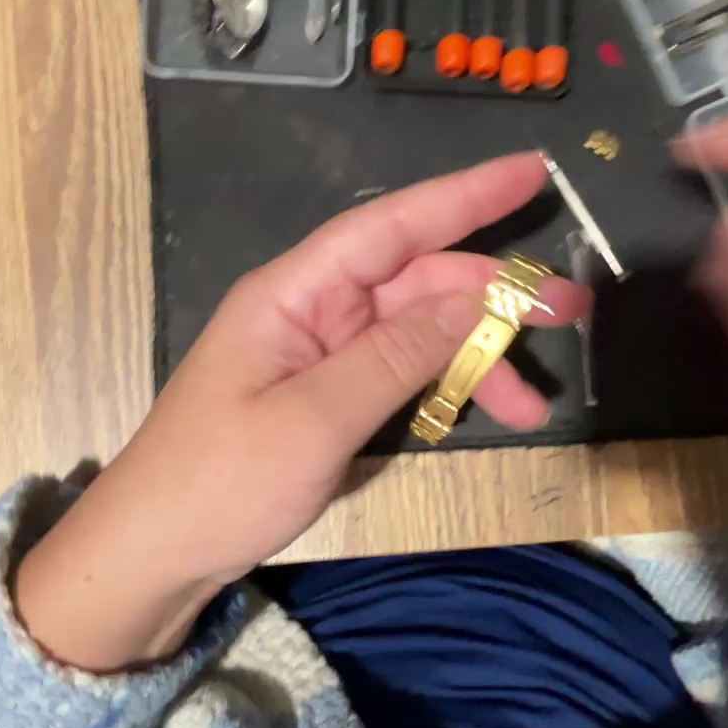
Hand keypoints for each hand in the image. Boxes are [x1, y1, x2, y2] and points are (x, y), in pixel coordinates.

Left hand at [15, 153, 588, 670]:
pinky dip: (441, 390)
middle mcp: (311, 313)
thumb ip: (398, 354)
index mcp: (294, 294)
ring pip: (416, 335)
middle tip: (573, 312)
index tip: (532, 171)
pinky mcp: (326, 401)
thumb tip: (477, 296)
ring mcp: (320, 359)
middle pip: (415, 283)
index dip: (463, 197)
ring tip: (534, 402)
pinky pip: (398, 377)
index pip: (389, 226)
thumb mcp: (315, 418)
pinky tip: (481, 411)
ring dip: (476, 359)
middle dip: (494, 295)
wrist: (155, 556)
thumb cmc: (220, 482)